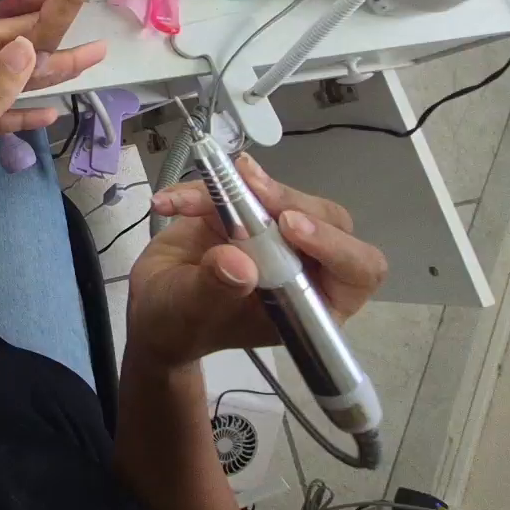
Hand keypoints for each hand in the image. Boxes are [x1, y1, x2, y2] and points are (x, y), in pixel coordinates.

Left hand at [0, 14, 106, 244]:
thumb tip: (27, 43)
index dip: (35, 25)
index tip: (72, 16)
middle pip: (5, 60)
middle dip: (48, 54)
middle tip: (95, 50)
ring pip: (2, 87)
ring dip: (39, 83)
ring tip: (82, 72)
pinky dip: (18, 114)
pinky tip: (48, 114)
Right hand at [125, 153, 386, 368]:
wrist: (154, 306)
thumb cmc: (180, 323)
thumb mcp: (191, 310)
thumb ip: (217, 288)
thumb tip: (238, 264)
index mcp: (313, 304)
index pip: (356, 270)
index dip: (334, 244)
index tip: (288, 225)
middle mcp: (304, 265)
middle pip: (324, 219)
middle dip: (287, 200)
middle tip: (248, 186)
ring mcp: (274, 236)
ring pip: (282, 197)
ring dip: (239, 188)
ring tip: (192, 197)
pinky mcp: (244, 212)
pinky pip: (235, 186)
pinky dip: (202, 188)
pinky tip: (168, 202)